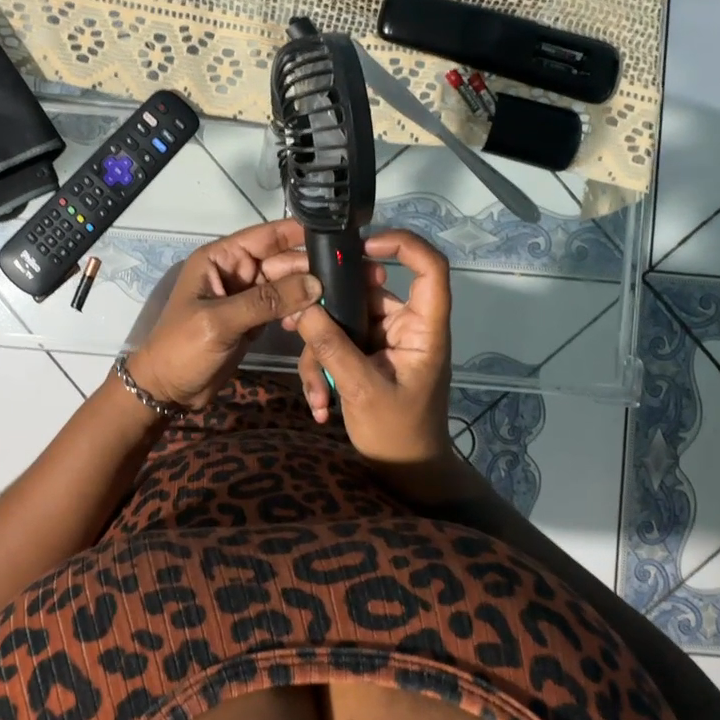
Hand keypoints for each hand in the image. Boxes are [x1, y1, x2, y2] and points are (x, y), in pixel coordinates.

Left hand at [125, 219, 322, 409]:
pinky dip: (299, 311)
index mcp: (221, 258)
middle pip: (283, 259)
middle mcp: (237, 270)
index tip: (338, 236)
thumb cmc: (183, 348)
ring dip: (309, 292)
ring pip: (287, 284)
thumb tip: (315, 283)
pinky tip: (314, 320)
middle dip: (312, 267)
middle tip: (350, 277)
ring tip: (337, 300)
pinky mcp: (255, 318)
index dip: (300, 232)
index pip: (267, 235)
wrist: (167, 390)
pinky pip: (284, 306)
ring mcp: (247, 295)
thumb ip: (266, 301)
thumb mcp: (221, 322)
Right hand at [269, 229, 453, 469]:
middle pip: (367, 291)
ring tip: (316, 391)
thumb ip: (332, 346)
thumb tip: (304, 305)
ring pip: (343, 320)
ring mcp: (385, 340)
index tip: (362, 245)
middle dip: (327, 308)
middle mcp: (406, 325)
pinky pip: (337, 343)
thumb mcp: (362, 390)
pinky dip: (323, 368)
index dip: (402, 244)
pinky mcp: (366, 355)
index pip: (429, 268)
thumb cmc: (399, 434)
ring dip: (321, 353)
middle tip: (291, 312)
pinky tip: (319, 402)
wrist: (405, 474)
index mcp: (424, 327)